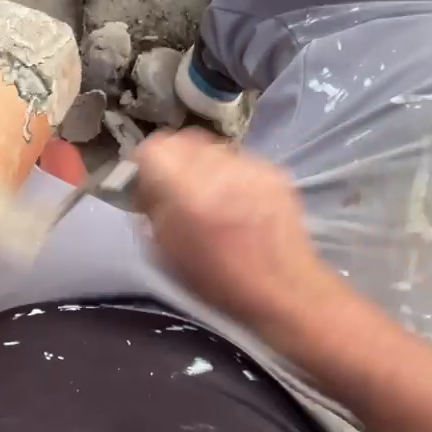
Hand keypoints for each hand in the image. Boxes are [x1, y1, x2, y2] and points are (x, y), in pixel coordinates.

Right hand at [132, 131, 356, 344]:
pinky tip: (233, 197)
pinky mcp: (274, 170)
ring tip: (206, 192)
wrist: (287, 292)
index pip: (155, 147)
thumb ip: (152, 210)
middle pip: (182, 140)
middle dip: (172, 158)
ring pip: (210, 146)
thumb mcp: (167, 251)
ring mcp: (251, 167)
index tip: (145, 180)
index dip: (144, 162)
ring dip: (200, 163)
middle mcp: (220, 171)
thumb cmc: (219, 281)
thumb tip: (147, 186)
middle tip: (173, 186)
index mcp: (188, 193)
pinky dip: (227, 171)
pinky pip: (237, 158)